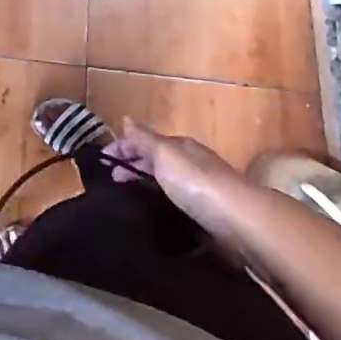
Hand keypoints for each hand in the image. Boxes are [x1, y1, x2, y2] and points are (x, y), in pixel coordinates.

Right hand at [104, 119, 250, 242]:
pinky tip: (158, 216)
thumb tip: (125, 118)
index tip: (102, 163)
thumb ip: (144, 139)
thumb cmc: (195, 182)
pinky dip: (164, 203)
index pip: (145, 140)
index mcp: (180, 146)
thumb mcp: (164, 154)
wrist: (238, 220)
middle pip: (157, 159)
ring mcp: (202, 189)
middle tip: (112, 182)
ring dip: (148, 185)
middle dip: (134, 165)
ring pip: (167, 181)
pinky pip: (178, 202)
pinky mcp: (209, 214)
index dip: (123, 147)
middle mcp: (191, 162)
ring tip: (130, 201)